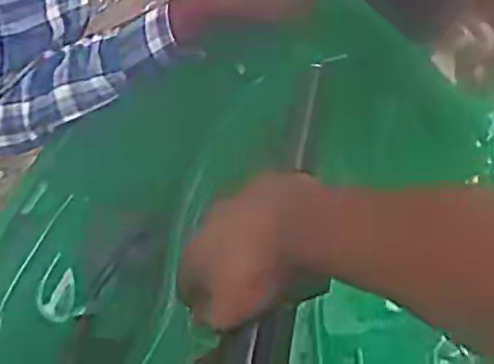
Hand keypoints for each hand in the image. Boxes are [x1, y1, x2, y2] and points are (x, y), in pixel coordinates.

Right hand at [179, 172, 321, 329]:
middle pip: (214, 245)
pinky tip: (291, 227)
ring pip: (241, 219)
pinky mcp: (276, 178)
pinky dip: (275, 214)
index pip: (188, 283)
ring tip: (274, 250)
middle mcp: (211, 215)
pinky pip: (270, 203)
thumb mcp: (228, 316)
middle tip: (251, 277)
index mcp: (192, 251)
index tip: (225, 307)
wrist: (305, 221)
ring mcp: (245, 190)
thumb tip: (206, 309)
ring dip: (251, 233)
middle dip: (227, 259)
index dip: (205, 299)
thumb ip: (209, 315)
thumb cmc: (261, 274)